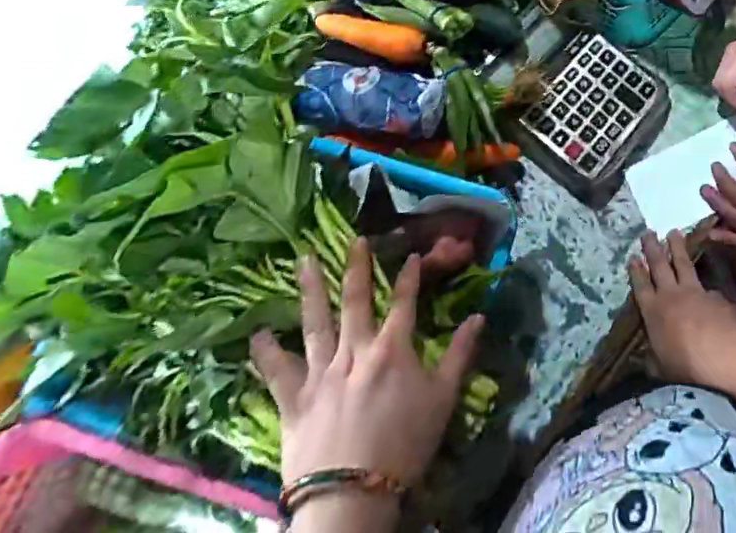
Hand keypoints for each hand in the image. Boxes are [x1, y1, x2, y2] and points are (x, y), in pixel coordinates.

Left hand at [249, 239, 483, 493]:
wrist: (353, 495)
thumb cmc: (405, 446)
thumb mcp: (443, 399)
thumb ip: (459, 354)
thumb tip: (479, 316)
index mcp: (392, 350)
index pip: (404, 303)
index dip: (410, 277)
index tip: (412, 255)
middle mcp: (355, 351)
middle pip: (356, 301)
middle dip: (357, 268)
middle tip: (354, 239)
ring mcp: (321, 373)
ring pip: (315, 323)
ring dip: (310, 290)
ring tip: (304, 260)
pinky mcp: (295, 400)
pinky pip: (277, 372)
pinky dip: (266, 353)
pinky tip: (256, 334)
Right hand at [629, 231, 735, 389]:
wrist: (724, 352)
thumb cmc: (686, 364)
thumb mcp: (661, 367)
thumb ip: (652, 360)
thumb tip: (643, 360)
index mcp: (653, 311)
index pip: (641, 286)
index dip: (636, 272)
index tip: (632, 257)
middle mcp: (671, 295)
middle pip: (660, 266)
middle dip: (652, 249)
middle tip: (648, 232)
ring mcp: (695, 292)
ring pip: (683, 264)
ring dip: (677, 248)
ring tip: (673, 232)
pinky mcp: (716, 295)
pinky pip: (707, 283)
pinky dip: (704, 276)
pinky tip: (708, 274)